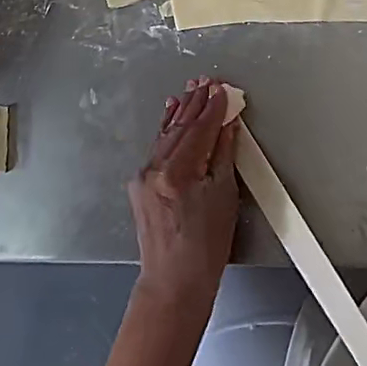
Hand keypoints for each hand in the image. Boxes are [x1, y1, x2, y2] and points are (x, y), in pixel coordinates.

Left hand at [127, 77, 239, 302]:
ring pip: (167, 134)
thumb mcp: (225, 196)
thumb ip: (224, 154)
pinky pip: (157, 147)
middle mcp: (155, 169)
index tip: (224, 91)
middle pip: (181, 127)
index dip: (214, 108)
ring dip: (182, 111)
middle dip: (197, 103)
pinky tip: (171, 112)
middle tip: (208, 82)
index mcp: (178, 173)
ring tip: (192, 90)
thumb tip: (227, 126)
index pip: (200, 129)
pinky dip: (167, 129)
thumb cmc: (205, 248)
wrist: (174, 283)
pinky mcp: (139, 184)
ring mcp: (143, 176)